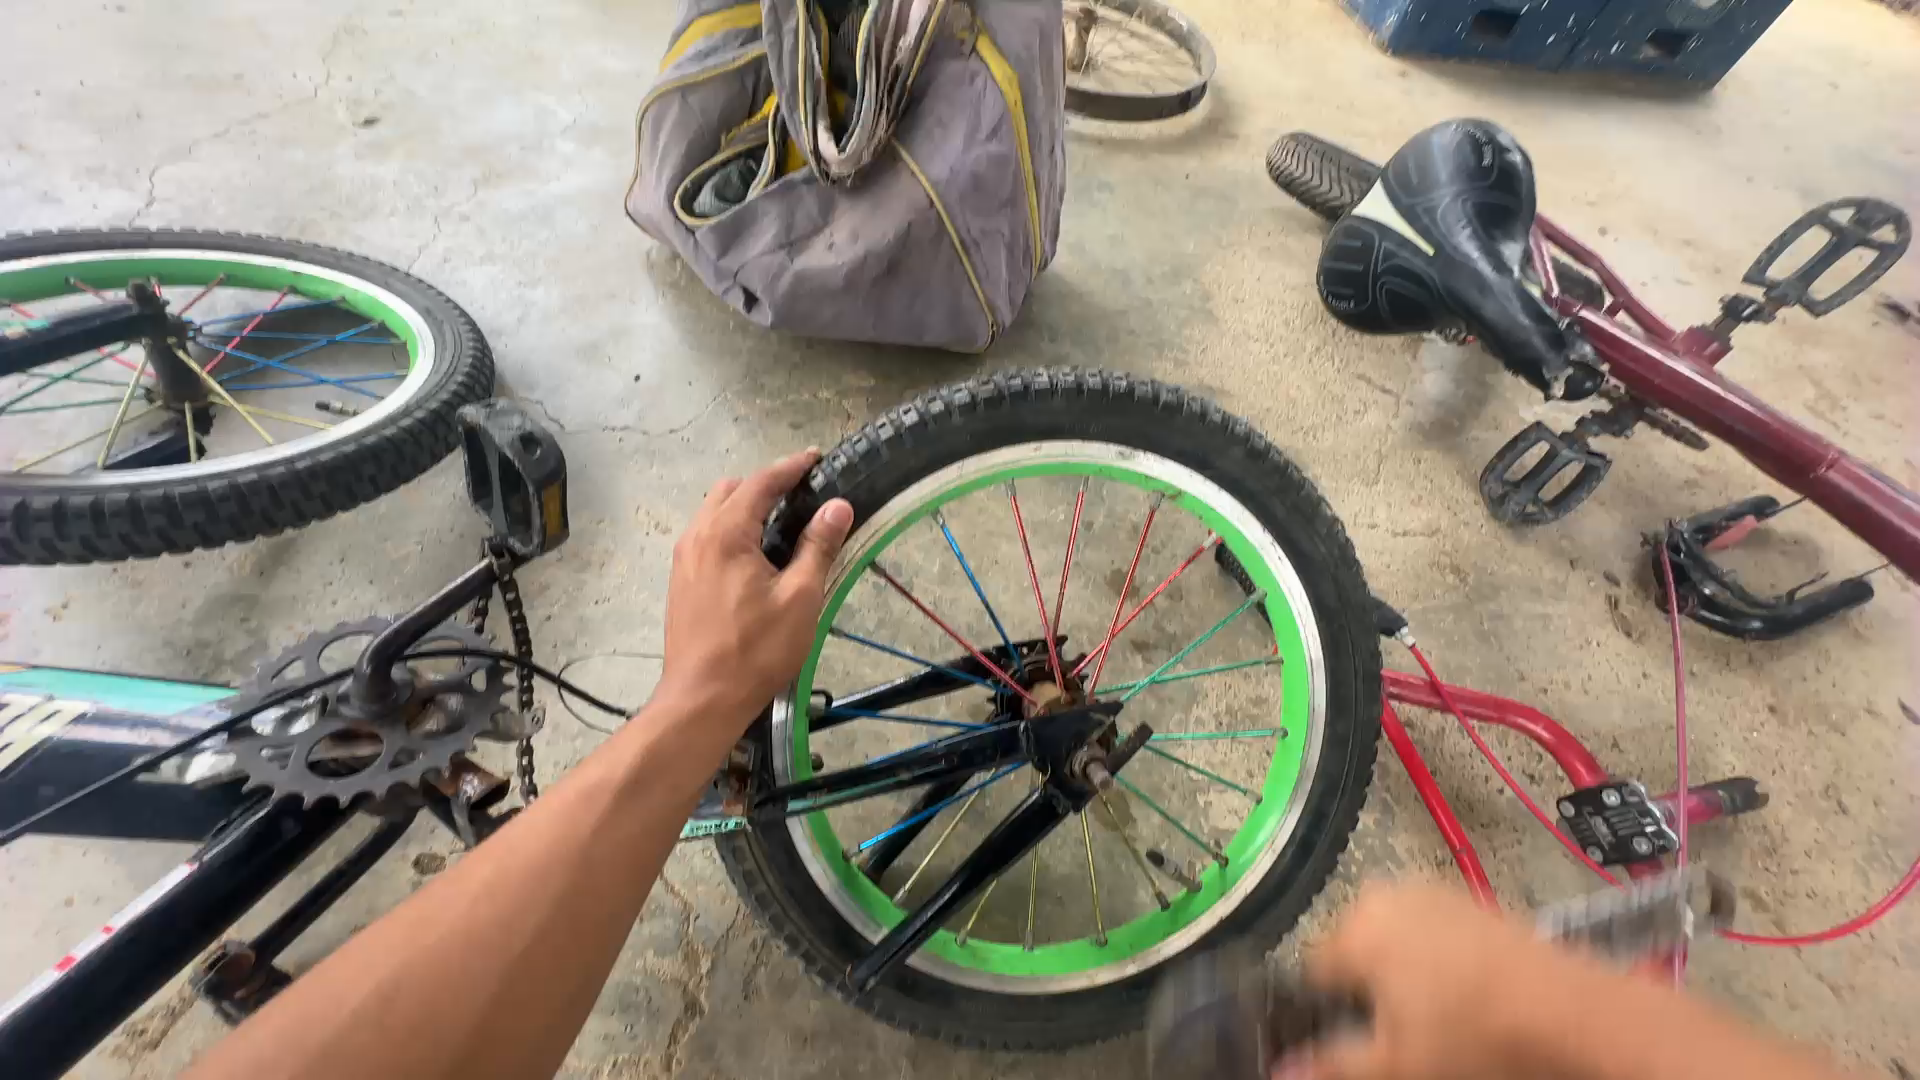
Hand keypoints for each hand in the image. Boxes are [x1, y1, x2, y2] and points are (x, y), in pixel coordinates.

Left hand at [654, 449, 853, 727]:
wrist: (702, 697)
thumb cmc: (757, 649)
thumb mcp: (800, 597)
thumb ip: (818, 547)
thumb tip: (838, 507)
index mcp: (726, 533)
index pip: (761, 483)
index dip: (791, 467)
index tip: (816, 458)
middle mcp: (698, 536)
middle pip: (731, 490)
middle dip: (765, 483)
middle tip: (802, 495)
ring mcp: (683, 558)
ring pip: (714, 512)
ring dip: (745, 506)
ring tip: (781, 523)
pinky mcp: (681, 579)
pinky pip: (707, 535)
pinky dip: (731, 528)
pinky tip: (756, 554)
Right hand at [1278, 883, 1594, 1079]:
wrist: (1576, 1012)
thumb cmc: (1477, 1039)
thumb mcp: (1402, 1067)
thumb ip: (1335, 1065)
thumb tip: (1278, 1071)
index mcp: (1353, 932)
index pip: (1312, 970)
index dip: (1327, 1009)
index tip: (1357, 1037)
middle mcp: (1376, 898)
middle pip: (1350, 950)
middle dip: (1367, 987)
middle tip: (1404, 1031)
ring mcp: (1421, 891)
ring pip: (1387, 936)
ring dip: (1398, 968)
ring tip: (1438, 1010)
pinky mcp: (1460, 896)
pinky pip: (1423, 926)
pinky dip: (1432, 953)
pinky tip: (1465, 988)